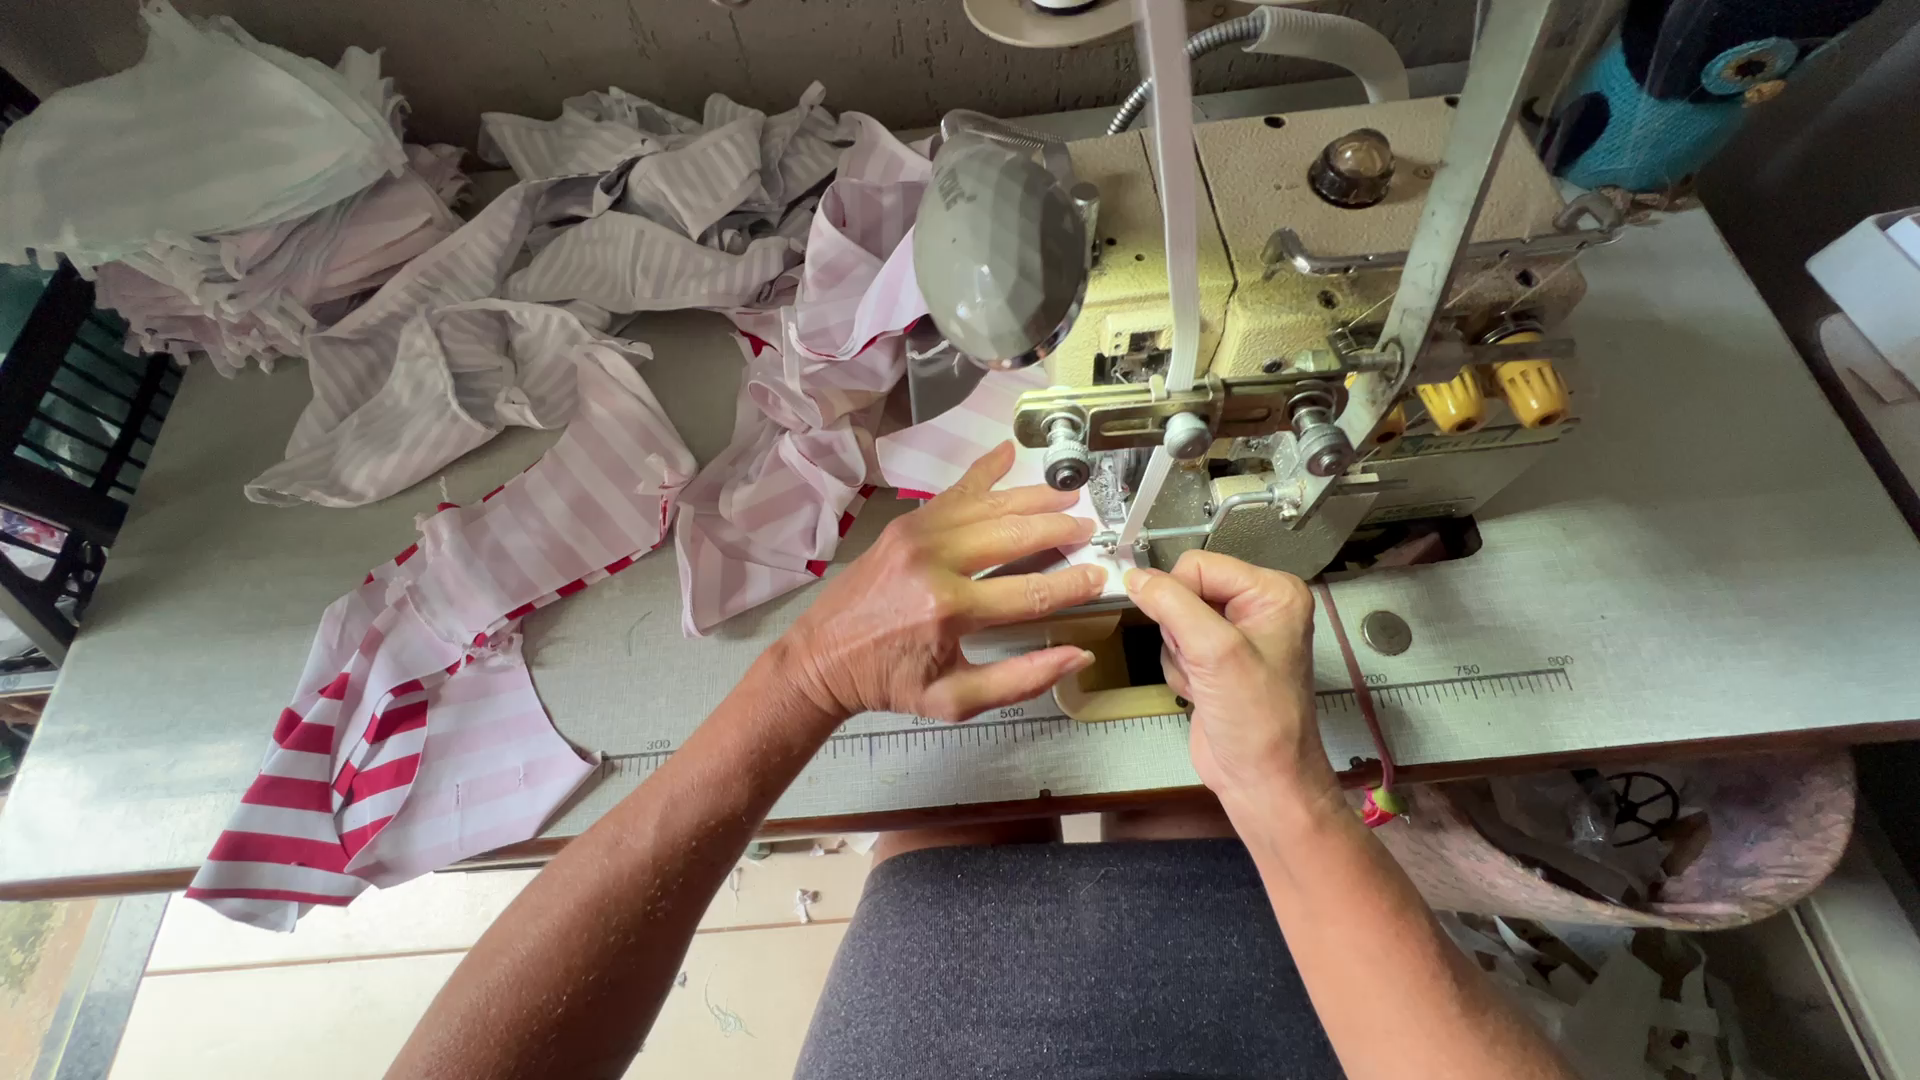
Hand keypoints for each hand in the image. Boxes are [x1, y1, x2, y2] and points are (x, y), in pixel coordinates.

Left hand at [785, 442, 1104, 723]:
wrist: (822, 657)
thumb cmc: (889, 683)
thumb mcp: (954, 700)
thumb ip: (1020, 680)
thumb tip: (1077, 656)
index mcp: (949, 610)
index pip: (1031, 592)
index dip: (1072, 583)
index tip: (1099, 574)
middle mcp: (935, 561)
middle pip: (1015, 535)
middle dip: (1059, 530)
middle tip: (1089, 529)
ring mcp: (917, 534)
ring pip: (990, 506)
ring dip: (1032, 498)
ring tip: (1066, 498)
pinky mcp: (905, 524)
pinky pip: (954, 491)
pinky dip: (983, 471)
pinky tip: (1006, 452)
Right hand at [1123, 552, 1340, 814]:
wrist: (1259, 781)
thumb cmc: (1259, 722)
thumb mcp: (1215, 652)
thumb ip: (1172, 605)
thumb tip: (1134, 577)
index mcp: (1273, 592)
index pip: (1198, 565)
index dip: (1179, 597)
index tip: (1187, 636)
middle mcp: (1256, 606)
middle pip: (1182, 591)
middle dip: (1179, 631)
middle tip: (1203, 663)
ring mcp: (1234, 634)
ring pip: (1172, 620)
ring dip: (1178, 654)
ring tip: (1206, 681)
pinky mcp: (1215, 658)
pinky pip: (1173, 645)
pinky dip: (1178, 669)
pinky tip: (1202, 691)